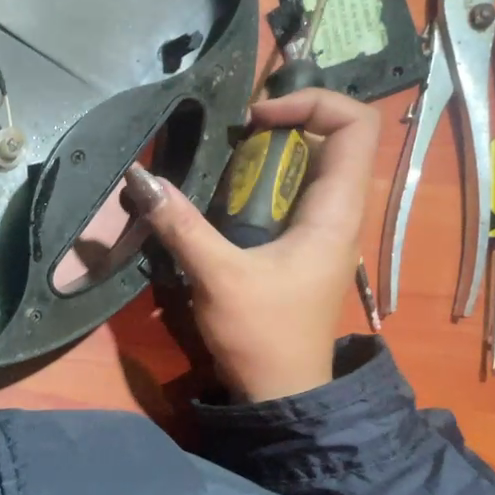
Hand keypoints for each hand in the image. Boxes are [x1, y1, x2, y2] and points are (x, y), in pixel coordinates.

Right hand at [125, 89, 380, 401]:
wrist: (280, 391)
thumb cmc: (261, 333)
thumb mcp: (217, 277)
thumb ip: (182, 227)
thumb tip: (141, 181)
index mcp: (335, 210)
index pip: (353, 124)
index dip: (311, 103)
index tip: (254, 119)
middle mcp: (336, 213)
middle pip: (327, 142)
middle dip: (277, 131)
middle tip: (226, 144)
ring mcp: (318, 235)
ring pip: (304, 173)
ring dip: (262, 164)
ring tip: (216, 172)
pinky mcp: (297, 253)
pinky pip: (285, 203)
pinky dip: (255, 193)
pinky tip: (218, 209)